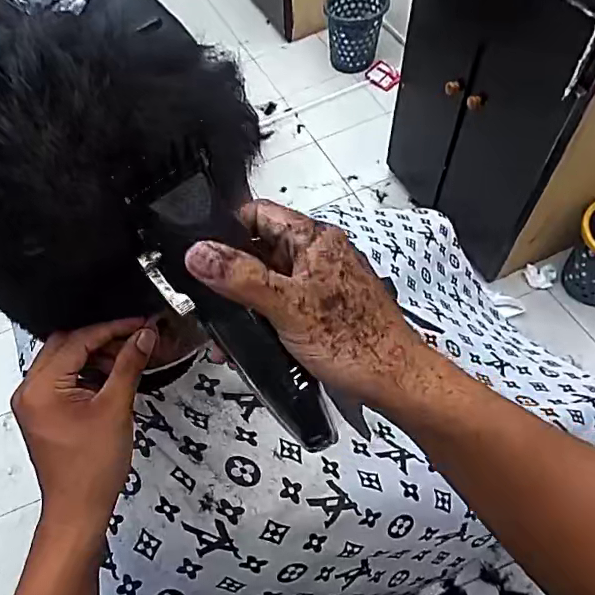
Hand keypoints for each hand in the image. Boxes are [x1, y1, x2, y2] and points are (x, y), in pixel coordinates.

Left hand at [11, 318, 155, 525]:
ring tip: (130, 357)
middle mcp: (29, 391)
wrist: (80, 506)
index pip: (77, 341)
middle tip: (137, 337)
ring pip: (66, 361)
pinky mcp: (45, 413)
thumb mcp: (116, 408)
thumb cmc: (91, 469)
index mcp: (39, 387)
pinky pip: (65, 380)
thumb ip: (129, 365)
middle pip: (67, 346)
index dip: (112, 329)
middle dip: (104, 339)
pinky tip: (114, 376)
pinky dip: (89, 373)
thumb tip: (142, 337)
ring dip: (97, 356)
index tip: (139, 324)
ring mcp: (35, 403)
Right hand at [182, 200, 446, 409]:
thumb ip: (241, 277)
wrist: (394, 381)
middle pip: (259, 251)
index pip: (257, 213)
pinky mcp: (325, 311)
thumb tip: (200, 254)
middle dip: (231, 277)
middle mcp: (320, 257)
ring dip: (247, 305)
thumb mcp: (287, 307)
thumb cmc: (360, 343)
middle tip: (213, 302)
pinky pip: (284, 306)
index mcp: (315, 240)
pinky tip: (256, 342)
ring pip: (270, 282)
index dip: (226, 229)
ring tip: (231, 332)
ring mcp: (323, 285)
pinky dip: (266, 321)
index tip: (202, 254)